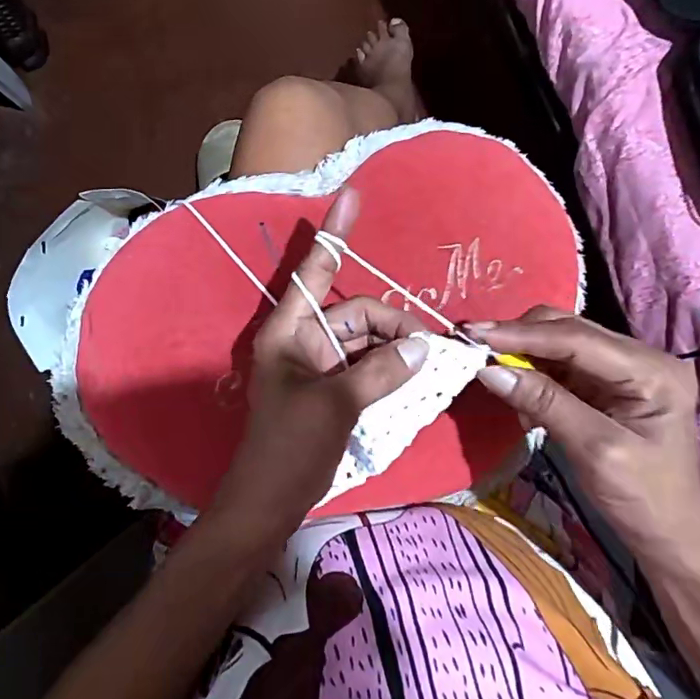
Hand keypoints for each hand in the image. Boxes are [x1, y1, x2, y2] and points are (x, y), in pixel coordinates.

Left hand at [203, 189, 428, 541]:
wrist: (268, 504)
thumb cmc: (289, 449)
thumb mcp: (337, 406)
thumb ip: (382, 371)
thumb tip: (421, 348)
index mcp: (290, 330)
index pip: (317, 272)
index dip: (335, 234)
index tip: (352, 194)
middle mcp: (303, 340)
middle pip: (357, 313)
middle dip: (394, 325)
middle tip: (431, 353)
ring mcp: (318, 366)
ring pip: (367, 341)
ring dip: (397, 351)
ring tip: (429, 369)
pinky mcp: (331, 390)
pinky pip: (367, 367)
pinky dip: (390, 371)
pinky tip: (415, 381)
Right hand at [469, 307, 699, 568]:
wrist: (669, 537)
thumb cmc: (643, 499)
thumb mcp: (594, 451)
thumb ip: (545, 403)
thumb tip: (489, 370)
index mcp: (652, 370)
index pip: (576, 339)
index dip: (521, 334)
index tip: (473, 334)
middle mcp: (641, 358)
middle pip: (567, 329)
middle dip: (518, 337)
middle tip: (471, 346)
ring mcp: (624, 369)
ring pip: (559, 342)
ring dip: (521, 354)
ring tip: (488, 370)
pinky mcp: (606, 384)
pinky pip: (559, 365)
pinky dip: (532, 373)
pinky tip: (516, 392)